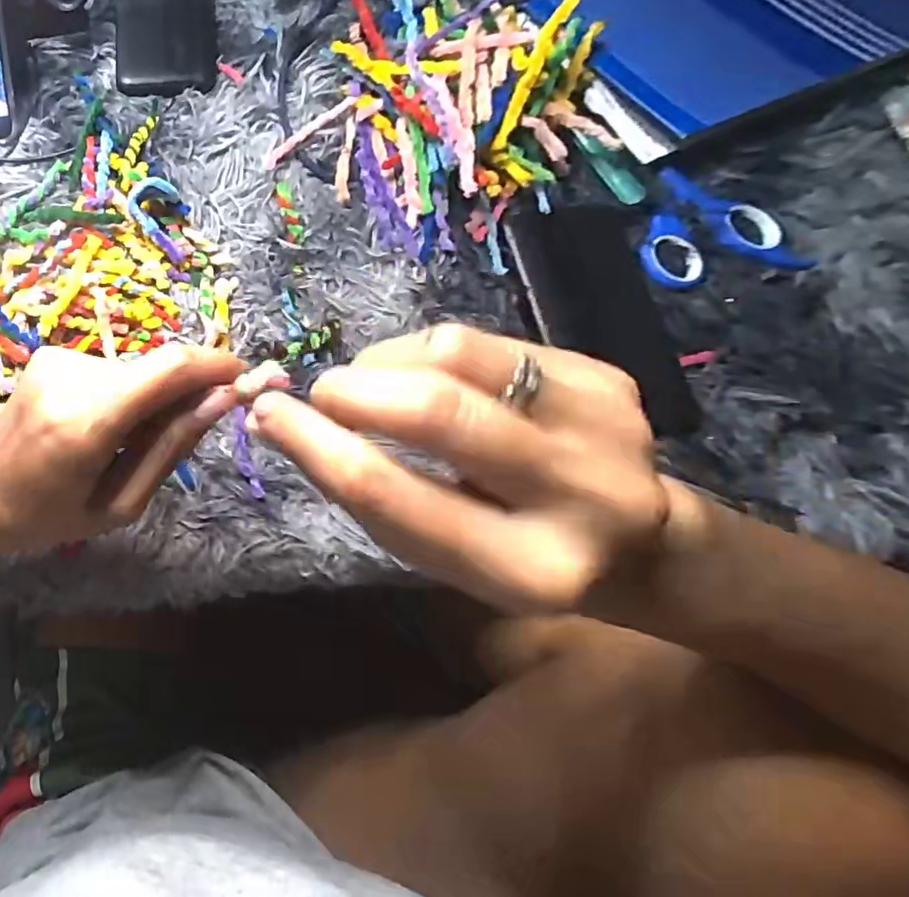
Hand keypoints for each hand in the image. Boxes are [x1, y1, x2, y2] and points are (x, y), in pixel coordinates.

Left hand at [0, 344, 247, 556]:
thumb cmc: (51, 515)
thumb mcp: (121, 502)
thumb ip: (172, 446)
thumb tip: (222, 399)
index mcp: (85, 424)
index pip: (167, 368)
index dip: (214, 365)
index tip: (244, 379)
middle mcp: (69, 379)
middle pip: (156, 368)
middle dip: (182, 393)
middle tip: (174, 436)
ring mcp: (54, 360)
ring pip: (134, 370)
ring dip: (147, 397)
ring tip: (121, 440)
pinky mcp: (48, 354)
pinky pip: (110, 369)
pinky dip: (121, 392)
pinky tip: (98, 425)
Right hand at [246, 324, 672, 614]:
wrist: (644, 547)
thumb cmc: (505, 555)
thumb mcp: (431, 549)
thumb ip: (358, 487)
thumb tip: (271, 418)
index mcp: (522, 568)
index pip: (389, 492)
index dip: (313, 443)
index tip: (265, 411)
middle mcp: (579, 496)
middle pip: (432, 409)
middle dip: (351, 391)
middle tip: (322, 395)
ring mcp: (604, 426)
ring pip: (453, 354)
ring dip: (384, 363)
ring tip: (373, 384)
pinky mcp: (605, 377)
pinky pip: (478, 340)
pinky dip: (422, 352)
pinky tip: (425, 375)